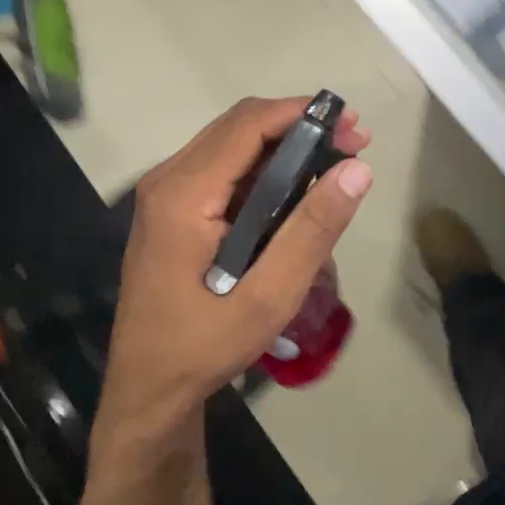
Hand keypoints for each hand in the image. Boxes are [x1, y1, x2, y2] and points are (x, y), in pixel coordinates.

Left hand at [100, 97, 372, 438]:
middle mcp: (169, 180)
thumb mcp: (269, 296)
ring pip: (233, 143)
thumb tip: (357, 169)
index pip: (249, 125)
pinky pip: (225, 167)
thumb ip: (312, 230)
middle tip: (354, 145)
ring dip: (286, 143)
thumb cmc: (204, 346)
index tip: (353, 127)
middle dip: (301, 125)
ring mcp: (167, 193)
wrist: (147, 389)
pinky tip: (299, 190)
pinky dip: (267, 166)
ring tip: (336, 164)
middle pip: (240, 125)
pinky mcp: (173, 209)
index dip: (304, 114)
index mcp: (183, 194)